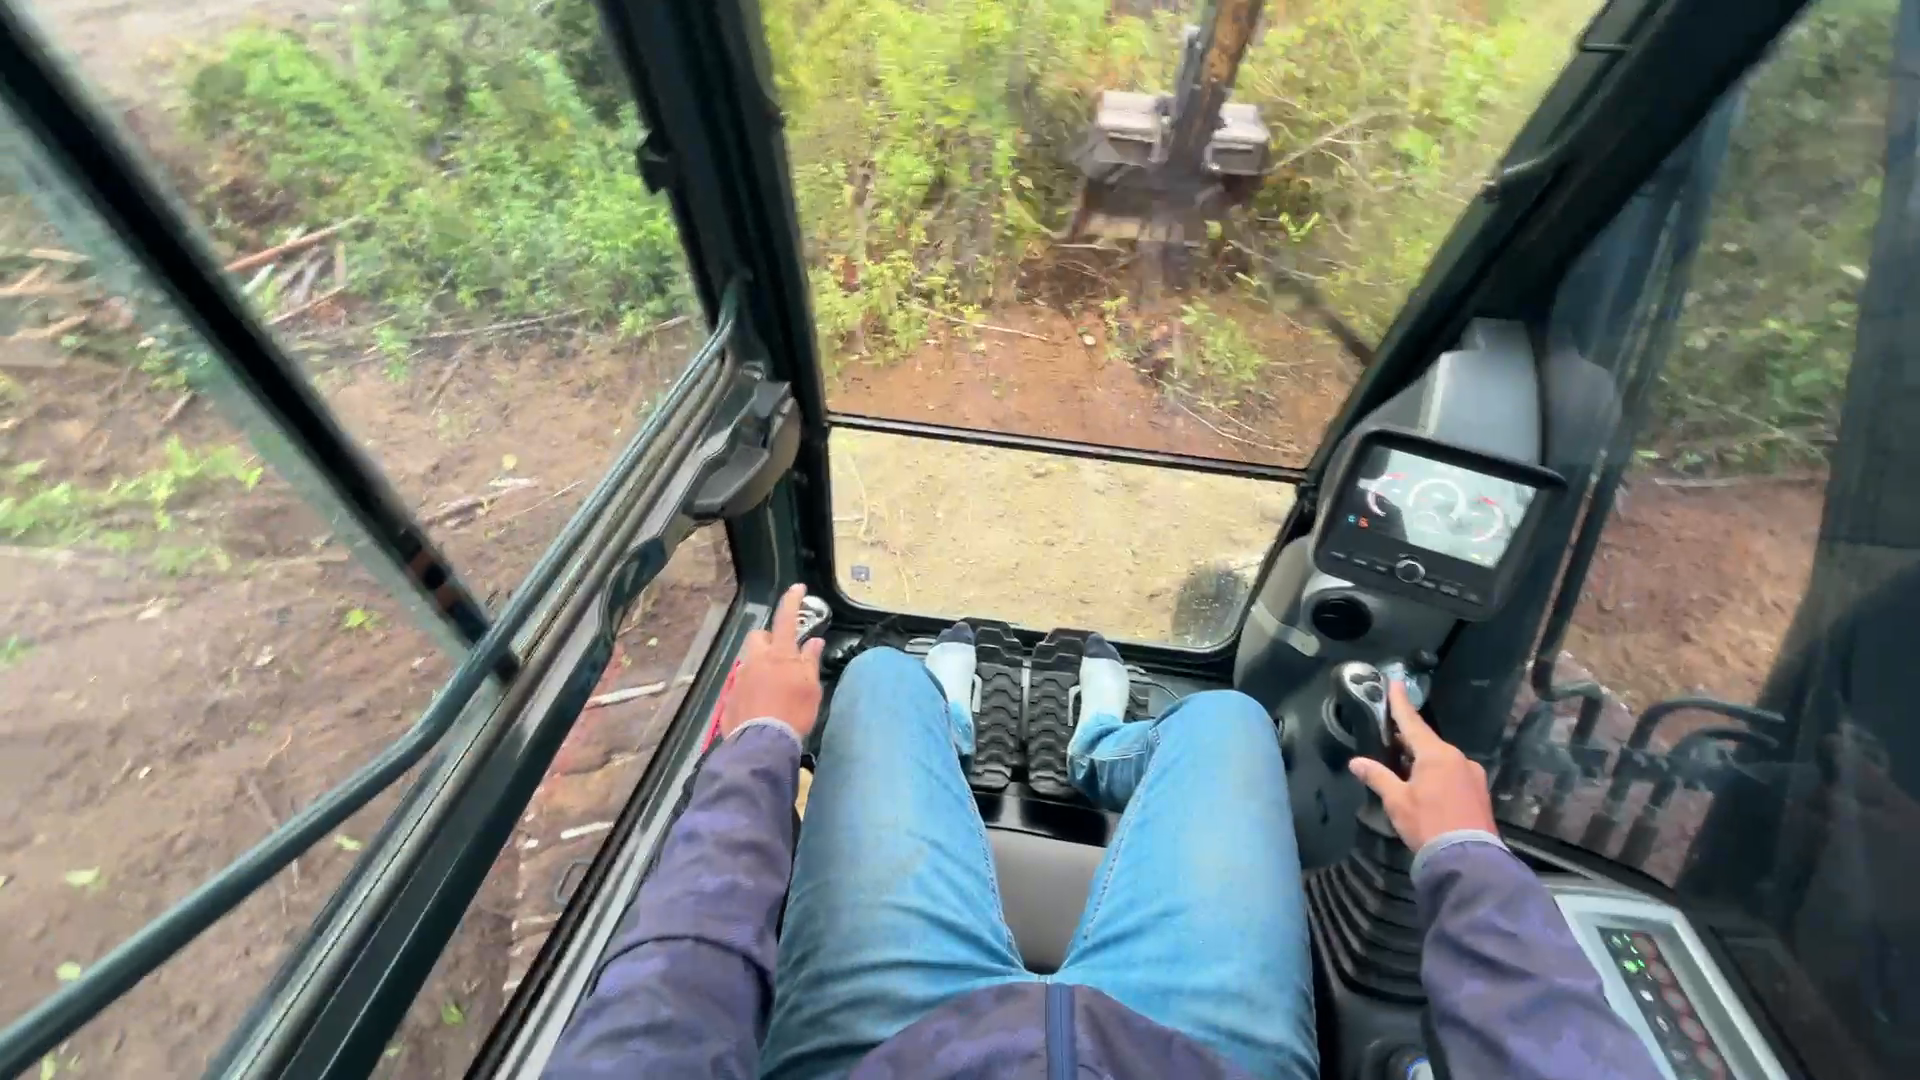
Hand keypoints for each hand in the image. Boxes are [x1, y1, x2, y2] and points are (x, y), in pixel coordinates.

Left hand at [720, 584, 826, 740]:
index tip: (798, 588)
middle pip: (759, 637)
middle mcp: (756, 660)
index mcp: (780, 654)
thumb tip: (813, 641)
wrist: (762, 743)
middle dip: (770, 639)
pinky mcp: (731, 696)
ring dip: (761, 664)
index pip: (786, 618)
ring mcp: (740, 678)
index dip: (792, 600)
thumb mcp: (811, 687)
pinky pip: (743, 682)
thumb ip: (810, 661)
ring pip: (750, 660)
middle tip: (783, 654)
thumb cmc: (794, 713)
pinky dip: (753, 686)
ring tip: (774, 684)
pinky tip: (762, 702)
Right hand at [1348, 681, 1496, 851]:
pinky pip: (1451, 772)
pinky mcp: (1479, 792)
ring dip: (1421, 758)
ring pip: (1440, 758)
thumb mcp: (1396, 800)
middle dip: (1406, 737)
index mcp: (1436, 755)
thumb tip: (1356, 762)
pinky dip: (1435, 771)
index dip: (1400, 703)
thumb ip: (1376, 776)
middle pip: (1426, 741)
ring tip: (1402, 765)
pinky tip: (1424, 783)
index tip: (1395, 682)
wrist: (1470, 861)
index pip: (1412, 722)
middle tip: (1387, 734)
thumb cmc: (1428, 824)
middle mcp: (1458, 759)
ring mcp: (1472, 775)